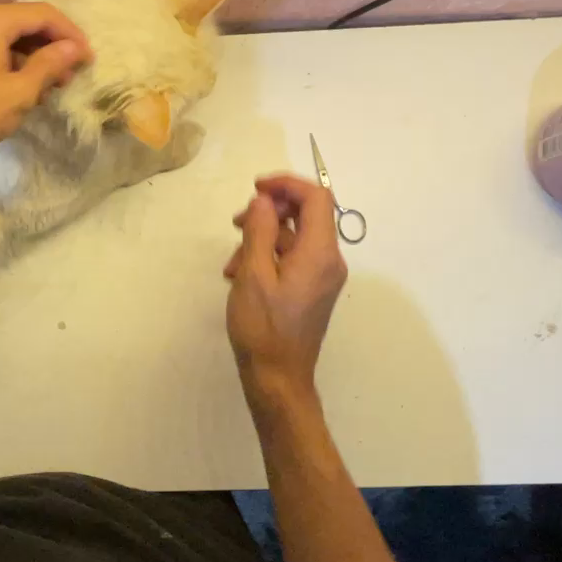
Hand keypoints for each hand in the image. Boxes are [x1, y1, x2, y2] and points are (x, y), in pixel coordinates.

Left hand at [0, 2, 92, 175]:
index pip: (43, 14)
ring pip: (11, 38)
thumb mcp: (20, 91)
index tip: (89, 59)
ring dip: (36, 58)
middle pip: (26, 23)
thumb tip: (75, 48)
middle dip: (53, 46)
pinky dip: (16, 64)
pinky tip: (27, 89)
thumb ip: (50, 64)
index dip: (70, 34)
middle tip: (72, 75)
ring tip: (53, 86)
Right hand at [225, 175, 348, 397]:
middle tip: (235, 224)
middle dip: (268, 213)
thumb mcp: (252, 275)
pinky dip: (267, 258)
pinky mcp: (312, 290)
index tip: (254, 188)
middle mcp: (329, 260)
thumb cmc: (263, 327)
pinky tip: (241, 276)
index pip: (316, 198)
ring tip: (231, 264)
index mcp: (320, 253)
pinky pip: (292, 259)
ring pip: (294, 238)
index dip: (286, 184)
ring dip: (261, 240)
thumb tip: (263, 201)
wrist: (277, 377)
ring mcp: (322, 276)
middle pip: (306, 215)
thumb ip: (259, 231)